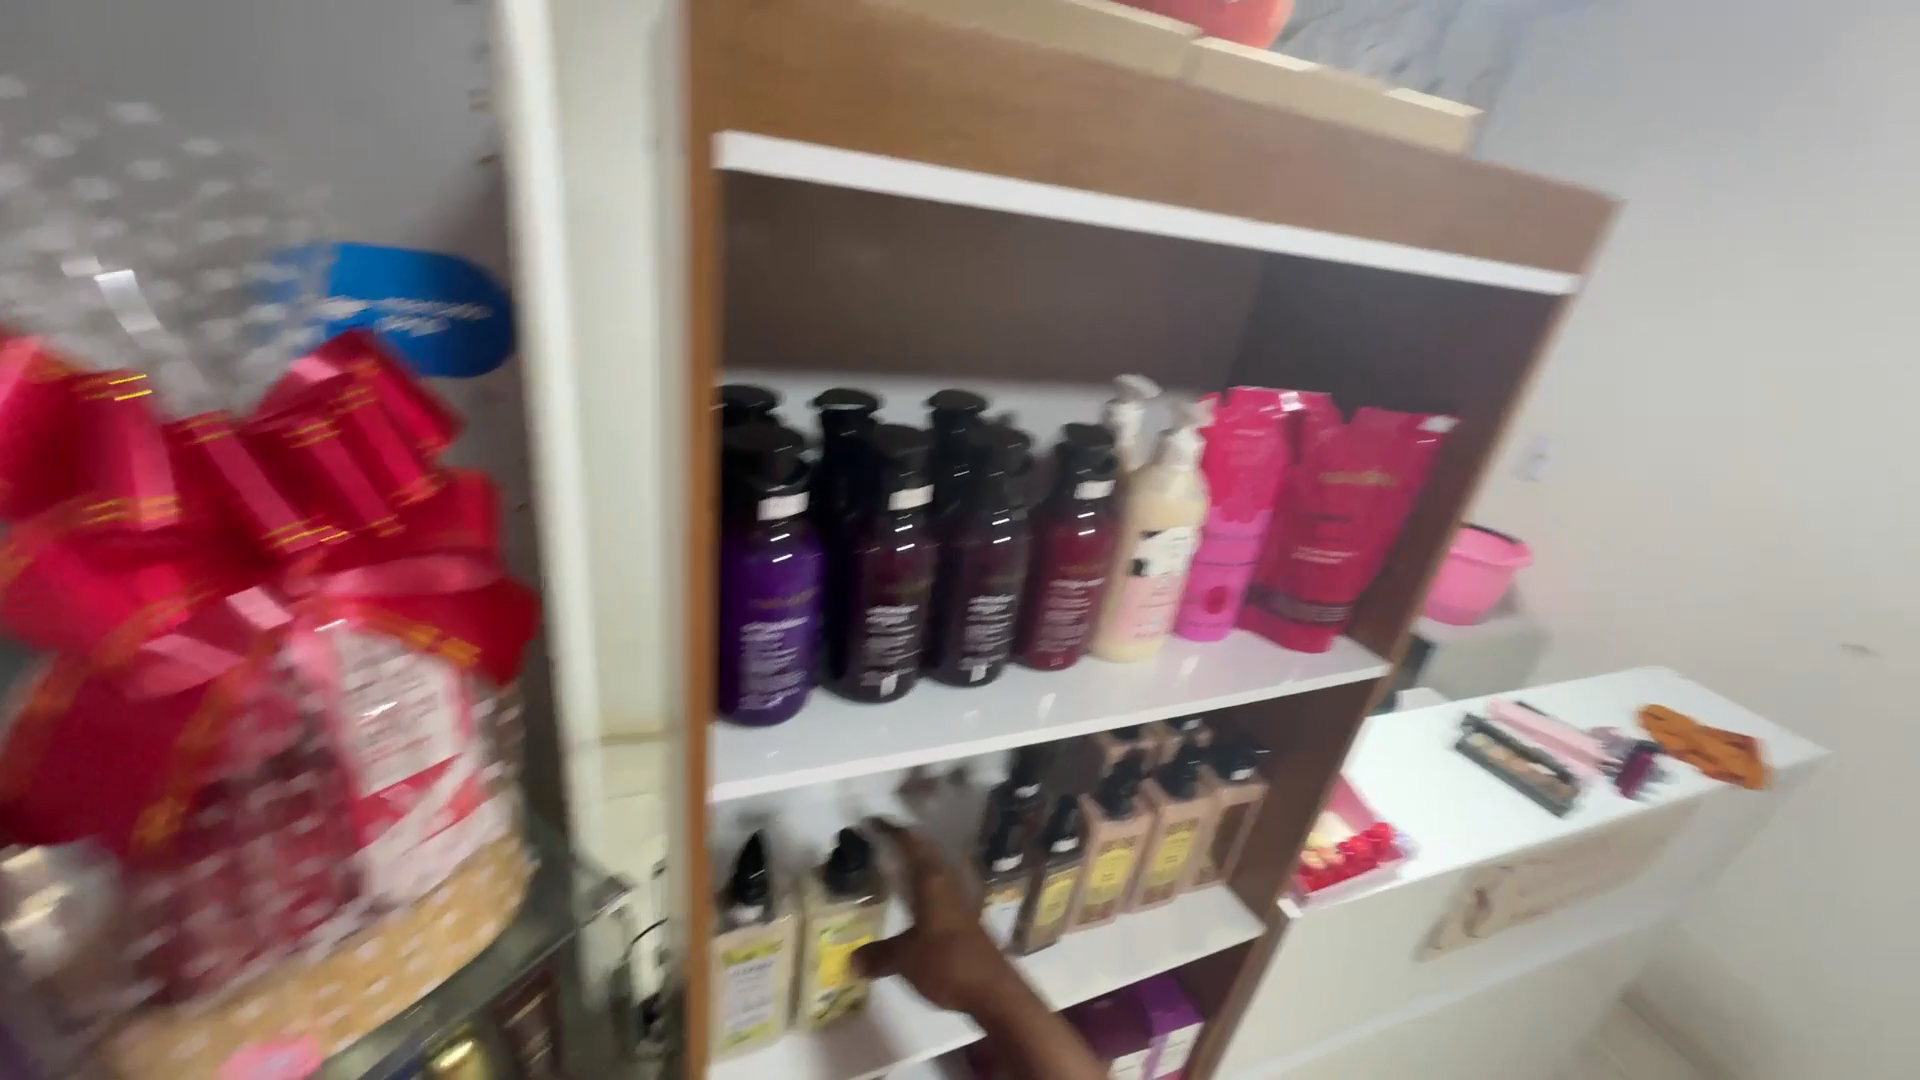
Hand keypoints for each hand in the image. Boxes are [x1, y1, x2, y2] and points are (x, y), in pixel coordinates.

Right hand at [852, 817, 1016, 1015]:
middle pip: (926, 850)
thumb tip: (852, 960)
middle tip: (882, 838)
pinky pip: (941, 887)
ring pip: (935, 868)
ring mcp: (960, 899)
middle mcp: (947, 882)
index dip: (892, 831)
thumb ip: (878, 956)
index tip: (872, 821)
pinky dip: (925, 883)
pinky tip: (916, 899)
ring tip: (896, 864)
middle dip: (906, 841)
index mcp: (931, 881)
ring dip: (918, 861)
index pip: (910, 844)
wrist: (993, 989)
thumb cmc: (947, 962)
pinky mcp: (966, 917)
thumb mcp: (905, 959)